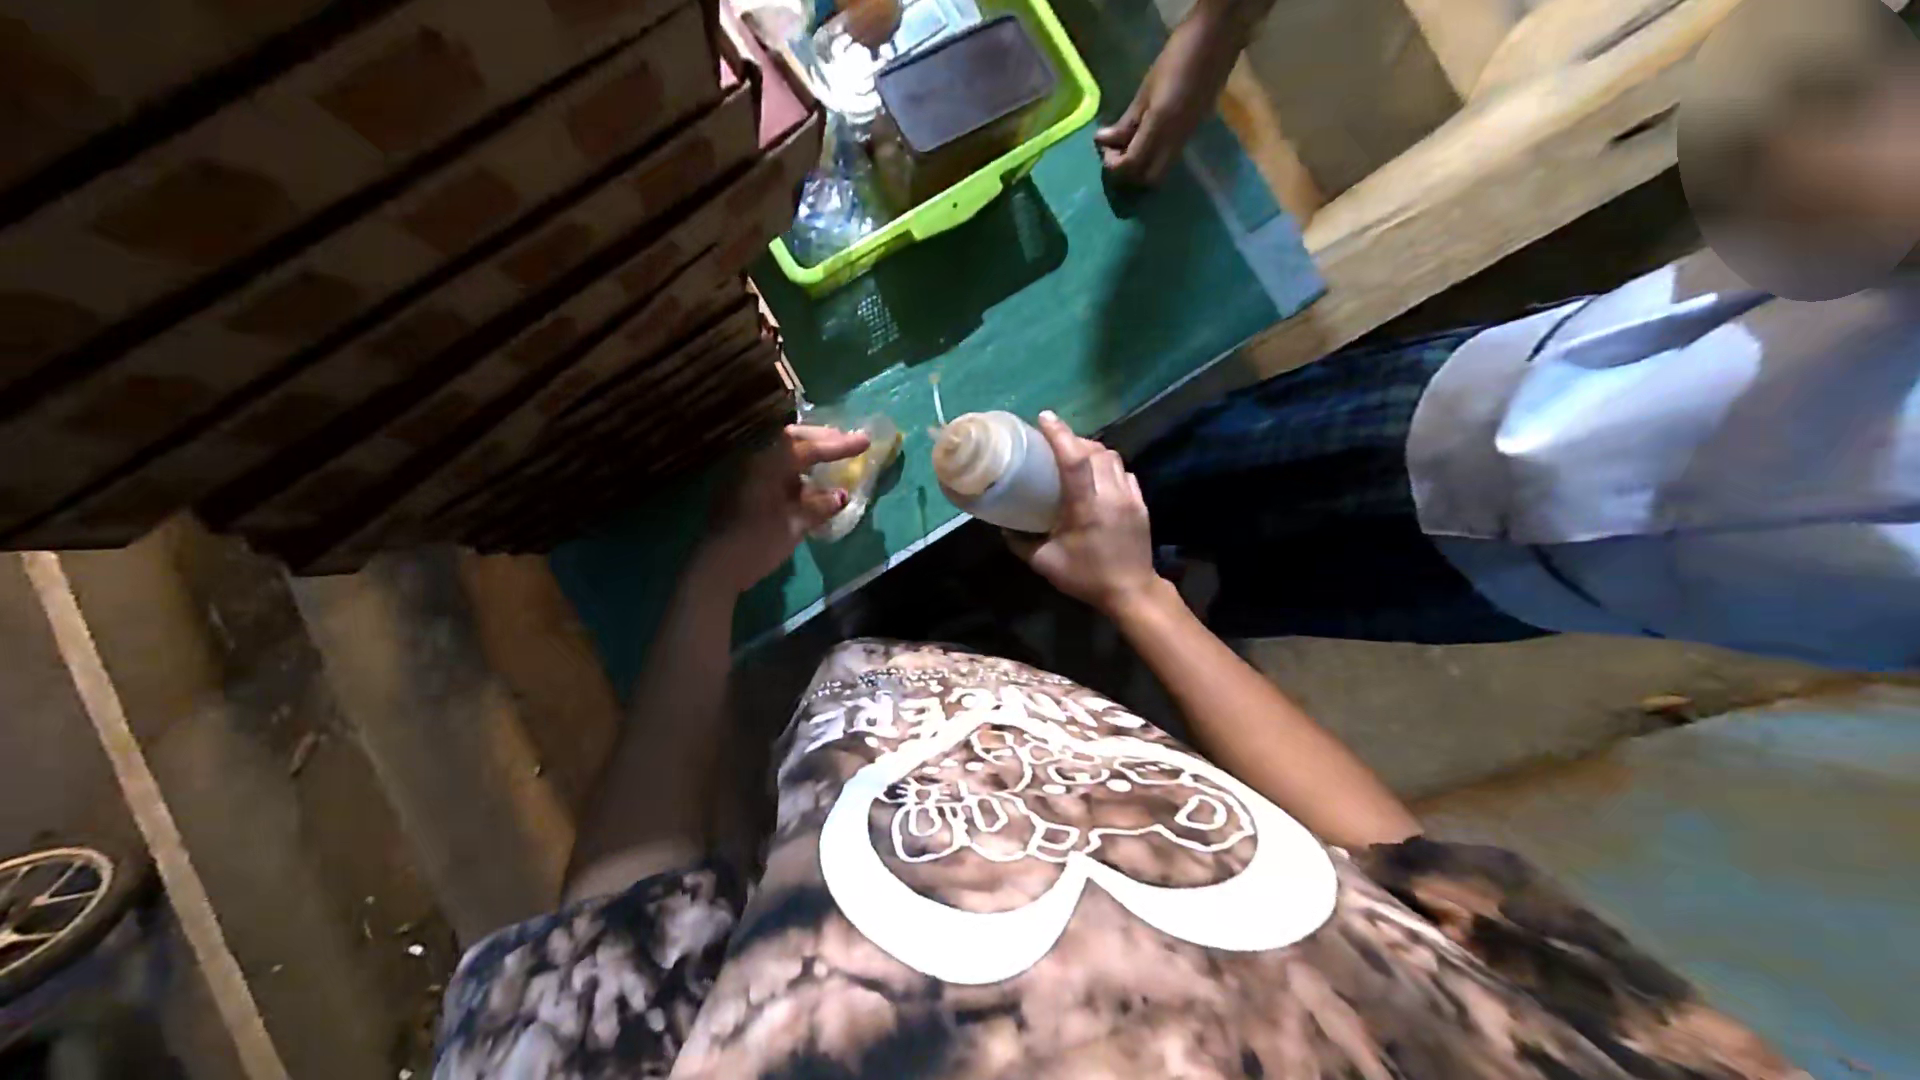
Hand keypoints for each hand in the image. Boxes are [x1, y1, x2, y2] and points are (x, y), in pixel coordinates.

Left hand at [696, 424, 869, 593]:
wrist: (716, 569)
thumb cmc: (756, 544)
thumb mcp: (794, 526)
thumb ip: (819, 507)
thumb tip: (841, 495)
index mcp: (766, 466)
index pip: (807, 448)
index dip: (838, 445)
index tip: (865, 442)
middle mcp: (754, 463)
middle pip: (791, 441)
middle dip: (822, 440)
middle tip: (848, 442)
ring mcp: (746, 475)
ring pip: (783, 454)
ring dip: (809, 453)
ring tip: (833, 458)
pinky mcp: (743, 489)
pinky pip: (776, 469)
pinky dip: (797, 470)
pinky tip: (811, 482)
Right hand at [1006, 412, 1165, 614]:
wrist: (1131, 592)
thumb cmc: (1086, 577)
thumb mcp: (1045, 563)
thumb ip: (1021, 543)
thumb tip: (1004, 527)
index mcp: (1087, 507)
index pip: (1074, 460)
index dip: (1059, 434)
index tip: (1044, 418)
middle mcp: (1111, 495)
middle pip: (1095, 451)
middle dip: (1074, 439)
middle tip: (1054, 439)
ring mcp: (1130, 497)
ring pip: (1113, 458)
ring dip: (1092, 449)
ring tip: (1074, 453)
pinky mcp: (1140, 503)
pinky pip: (1123, 472)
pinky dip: (1108, 465)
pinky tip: (1096, 474)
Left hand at [1095, 0, 1260, 186]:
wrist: (1218, 39)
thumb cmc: (1179, 56)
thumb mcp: (1147, 89)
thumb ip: (1126, 121)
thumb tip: (1103, 141)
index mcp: (1161, 126)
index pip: (1131, 165)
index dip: (1113, 163)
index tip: (1105, 146)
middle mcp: (1174, 141)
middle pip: (1147, 180)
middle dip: (1127, 173)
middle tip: (1116, 151)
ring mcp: (1186, 140)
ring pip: (1159, 173)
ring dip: (1140, 169)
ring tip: (1129, 145)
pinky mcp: (1191, 136)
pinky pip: (1168, 160)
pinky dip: (1152, 160)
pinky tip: (1144, 140)